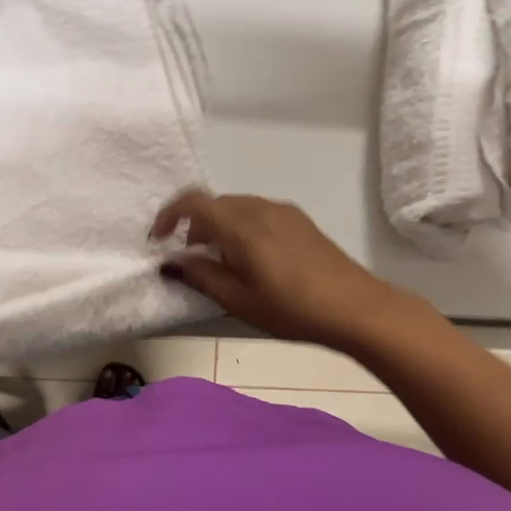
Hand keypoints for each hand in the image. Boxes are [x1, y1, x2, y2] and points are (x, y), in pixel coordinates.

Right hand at [152, 190, 420, 348]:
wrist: (353, 307)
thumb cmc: (288, 308)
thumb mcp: (236, 299)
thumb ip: (200, 275)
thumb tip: (170, 261)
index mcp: (240, 225)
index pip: (192, 202)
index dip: (168, 216)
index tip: (157, 241)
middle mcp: (259, 208)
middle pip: (214, 203)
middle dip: (192, 225)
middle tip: (187, 257)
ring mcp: (282, 211)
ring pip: (236, 207)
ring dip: (217, 226)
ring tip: (218, 261)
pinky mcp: (299, 220)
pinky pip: (257, 213)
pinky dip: (239, 227)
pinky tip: (248, 259)